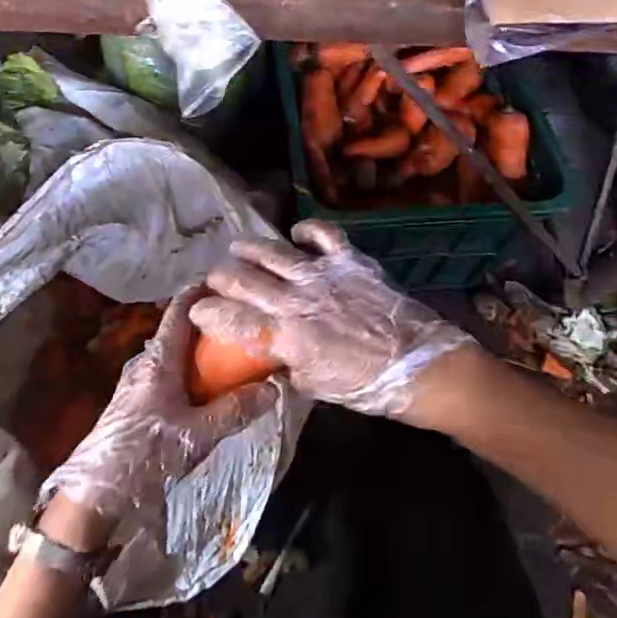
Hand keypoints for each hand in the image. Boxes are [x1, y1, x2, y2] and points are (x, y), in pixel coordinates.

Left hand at [39, 286, 276, 533]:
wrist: (93, 500)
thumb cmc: (144, 458)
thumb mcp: (198, 436)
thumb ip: (236, 409)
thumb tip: (274, 386)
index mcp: (158, 362)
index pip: (179, 312)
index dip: (201, 292)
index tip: (227, 281)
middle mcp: (145, 365)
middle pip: (179, 332)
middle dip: (209, 325)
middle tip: (241, 323)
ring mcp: (137, 386)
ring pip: (175, 356)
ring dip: (200, 352)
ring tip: (232, 355)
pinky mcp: (135, 406)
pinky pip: (170, 376)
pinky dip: (191, 373)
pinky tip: (209, 389)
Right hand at [193, 219, 474, 418]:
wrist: (418, 365)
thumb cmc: (366, 386)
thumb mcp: (316, 387)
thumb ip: (287, 366)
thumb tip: (270, 354)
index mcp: (286, 336)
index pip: (231, 319)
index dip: (207, 312)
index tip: (198, 309)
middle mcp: (296, 299)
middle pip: (243, 279)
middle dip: (220, 277)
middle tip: (215, 278)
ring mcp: (323, 274)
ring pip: (273, 251)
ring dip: (249, 248)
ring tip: (238, 248)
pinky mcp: (349, 260)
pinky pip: (321, 234)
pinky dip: (306, 230)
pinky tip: (297, 235)